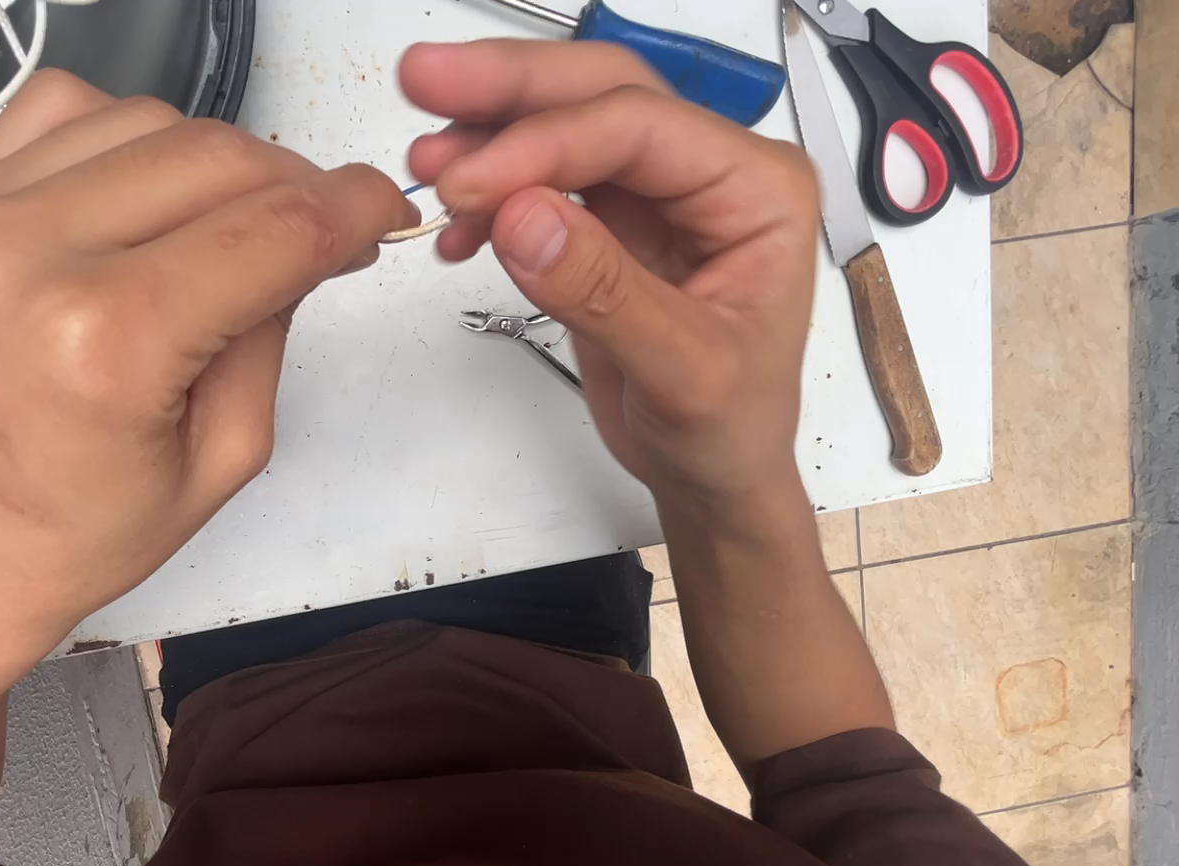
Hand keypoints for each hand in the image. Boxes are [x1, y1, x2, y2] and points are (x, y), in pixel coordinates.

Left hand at [0, 72, 411, 703]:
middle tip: (326, 230)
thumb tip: (310, 241)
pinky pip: (64, 117)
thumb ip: (272, 332)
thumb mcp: (228, 454)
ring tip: (237, 230)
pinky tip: (155, 201)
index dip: (352, 209)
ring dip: (220, 167)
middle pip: (215, 159)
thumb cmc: (92, 532)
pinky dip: (134, 145)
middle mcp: (26, 259)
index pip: (270, 233)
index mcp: (109, 346)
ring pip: (147, 124)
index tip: (386, 209)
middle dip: (297, 186)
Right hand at [402, 41, 821, 539]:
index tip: (467, 184)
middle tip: (425, 79)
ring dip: (491, 141)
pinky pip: (546, 194)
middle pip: (601, 98)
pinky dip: (495, 204)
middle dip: (509, 91)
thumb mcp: (680, 371)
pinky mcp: (611, 238)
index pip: (637, 129)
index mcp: (754, 192)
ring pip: (566, 137)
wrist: (713, 473)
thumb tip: (521, 216)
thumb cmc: (728, 429)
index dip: (542, 145)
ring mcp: (655, 205)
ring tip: (426, 162)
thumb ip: (603, 291)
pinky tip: (458, 230)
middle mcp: (707, 180)